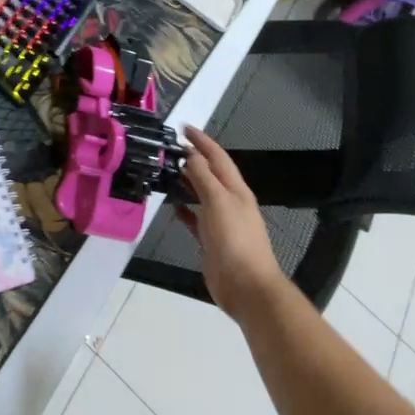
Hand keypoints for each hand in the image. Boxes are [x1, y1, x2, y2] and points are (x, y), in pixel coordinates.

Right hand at [176, 124, 284, 315]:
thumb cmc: (235, 240)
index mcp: (235, 190)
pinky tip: (174, 207)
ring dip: (187, 181)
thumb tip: (190, 155)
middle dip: (193, 158)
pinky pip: (196, 219)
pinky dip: (185, 210)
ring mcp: (221, 222)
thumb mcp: (218, 201)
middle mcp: (229, 202)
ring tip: (167, 171)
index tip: (183, 128)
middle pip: (210, 173)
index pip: (218, 157)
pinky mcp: (211, 241)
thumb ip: (203, 176)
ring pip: (202, 194)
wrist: (247, 287)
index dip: (202, 141)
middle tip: (170, 147)